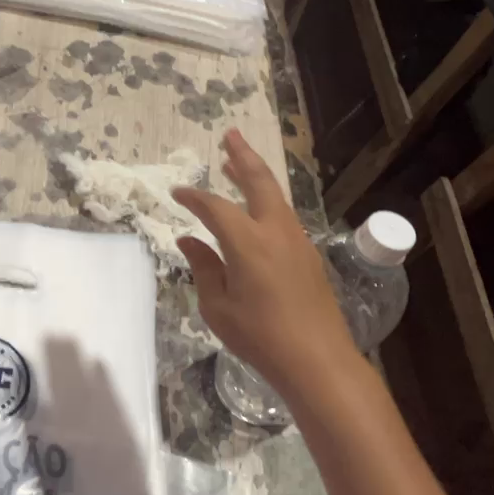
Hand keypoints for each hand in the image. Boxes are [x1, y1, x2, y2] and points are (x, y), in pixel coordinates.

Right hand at [173, 129, 362, 403]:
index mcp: (247, 242)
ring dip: (256, 177)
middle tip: (229, 135)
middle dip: (242, 156)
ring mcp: (297, 241)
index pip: (215, 207)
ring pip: (275, 196)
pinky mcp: (308, 255)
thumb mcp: (217, 306)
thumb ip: (203, 267)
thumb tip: (189, 240)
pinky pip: (283, 215)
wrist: (317, 359)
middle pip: (259, 181)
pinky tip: (257, 208)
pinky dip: (267, 200)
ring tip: (238, 164)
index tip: (177, 192)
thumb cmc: (260, 336)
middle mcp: (275, 231)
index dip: (194, 197)